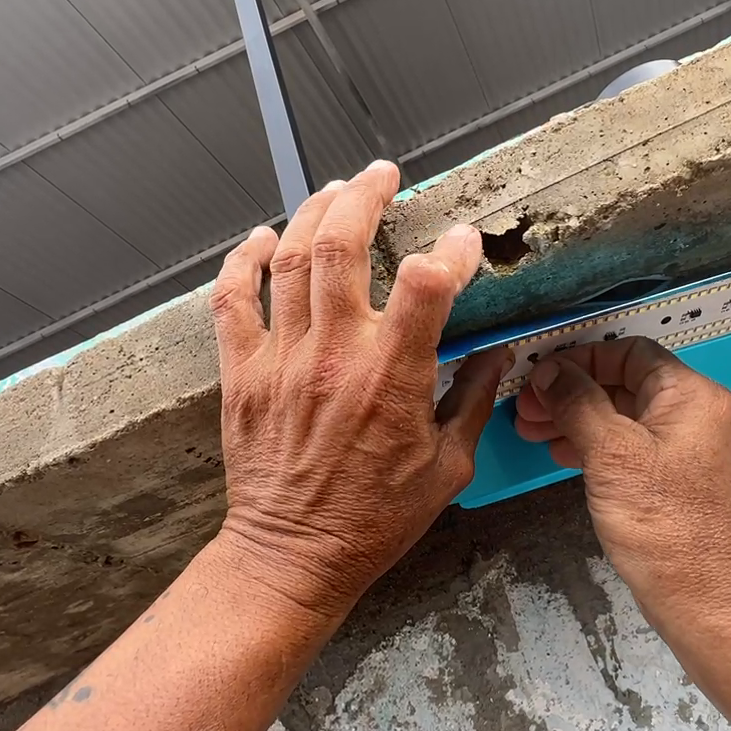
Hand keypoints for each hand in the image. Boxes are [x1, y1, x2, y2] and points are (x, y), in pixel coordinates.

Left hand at [209, 160, 509, 619]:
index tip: (464, 242)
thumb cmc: (374, 519)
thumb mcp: (448, 467)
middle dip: (365, 196)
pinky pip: (232, 299)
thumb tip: (498, 354)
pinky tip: (262, 236)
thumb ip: (475, 400)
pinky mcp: (242, 373)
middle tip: (382, 174)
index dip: (452, 251)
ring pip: (290, 260)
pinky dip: (242, 260)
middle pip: (343, 246)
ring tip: (336, 188)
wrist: (292, 557)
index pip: (428, 284)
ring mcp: (281, 359)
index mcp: (392, 378)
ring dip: (314, 212)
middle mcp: (334, 356)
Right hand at [514, 337, 730, 629]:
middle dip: (570, 391)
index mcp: (690, 394)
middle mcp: (694, 412)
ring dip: (574, 418)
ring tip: (529, 430)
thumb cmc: (661, 521)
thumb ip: (577, 401)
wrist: (703, 601)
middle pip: (621, 382)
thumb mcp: (611, 453)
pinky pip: (627, 444)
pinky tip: (558, 453)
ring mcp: (685, 446)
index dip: (580, 358)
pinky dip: (592, 443)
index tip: (539, 375)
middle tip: (526, 407)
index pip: (628, 352)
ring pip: (620, 415)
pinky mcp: (673, 476)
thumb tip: (547, 370)